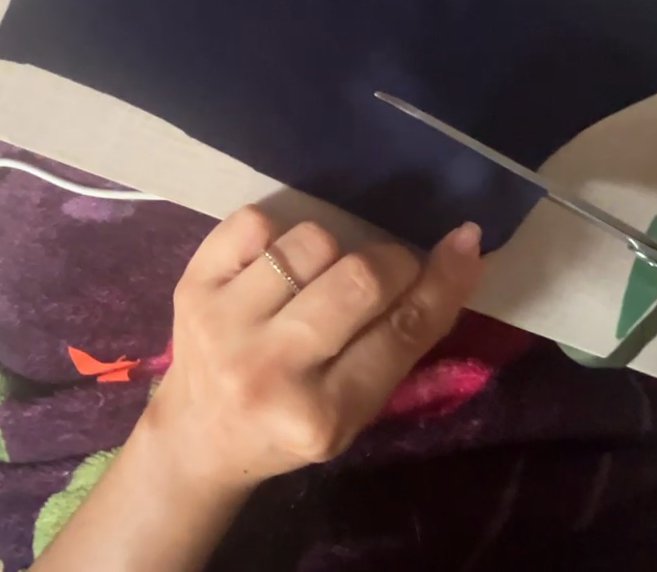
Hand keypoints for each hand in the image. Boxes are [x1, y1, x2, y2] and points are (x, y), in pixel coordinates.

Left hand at [140, 207, 484, 492]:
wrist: (198, 436)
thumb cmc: (288, 425)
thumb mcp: (353, 408)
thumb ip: (400, 340)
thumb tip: (460, 255)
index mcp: (322, 417)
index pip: (400, 333)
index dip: (441, 282)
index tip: (465, 244)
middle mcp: (269, 371)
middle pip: (359, 278)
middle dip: (390, 261)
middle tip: (388, 268)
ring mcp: (223, 324)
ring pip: (311, 241)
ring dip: (331, 249)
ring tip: (320, 275)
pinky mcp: (191, 285)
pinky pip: (255, 221)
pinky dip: (277, 232)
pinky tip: (275, 263)